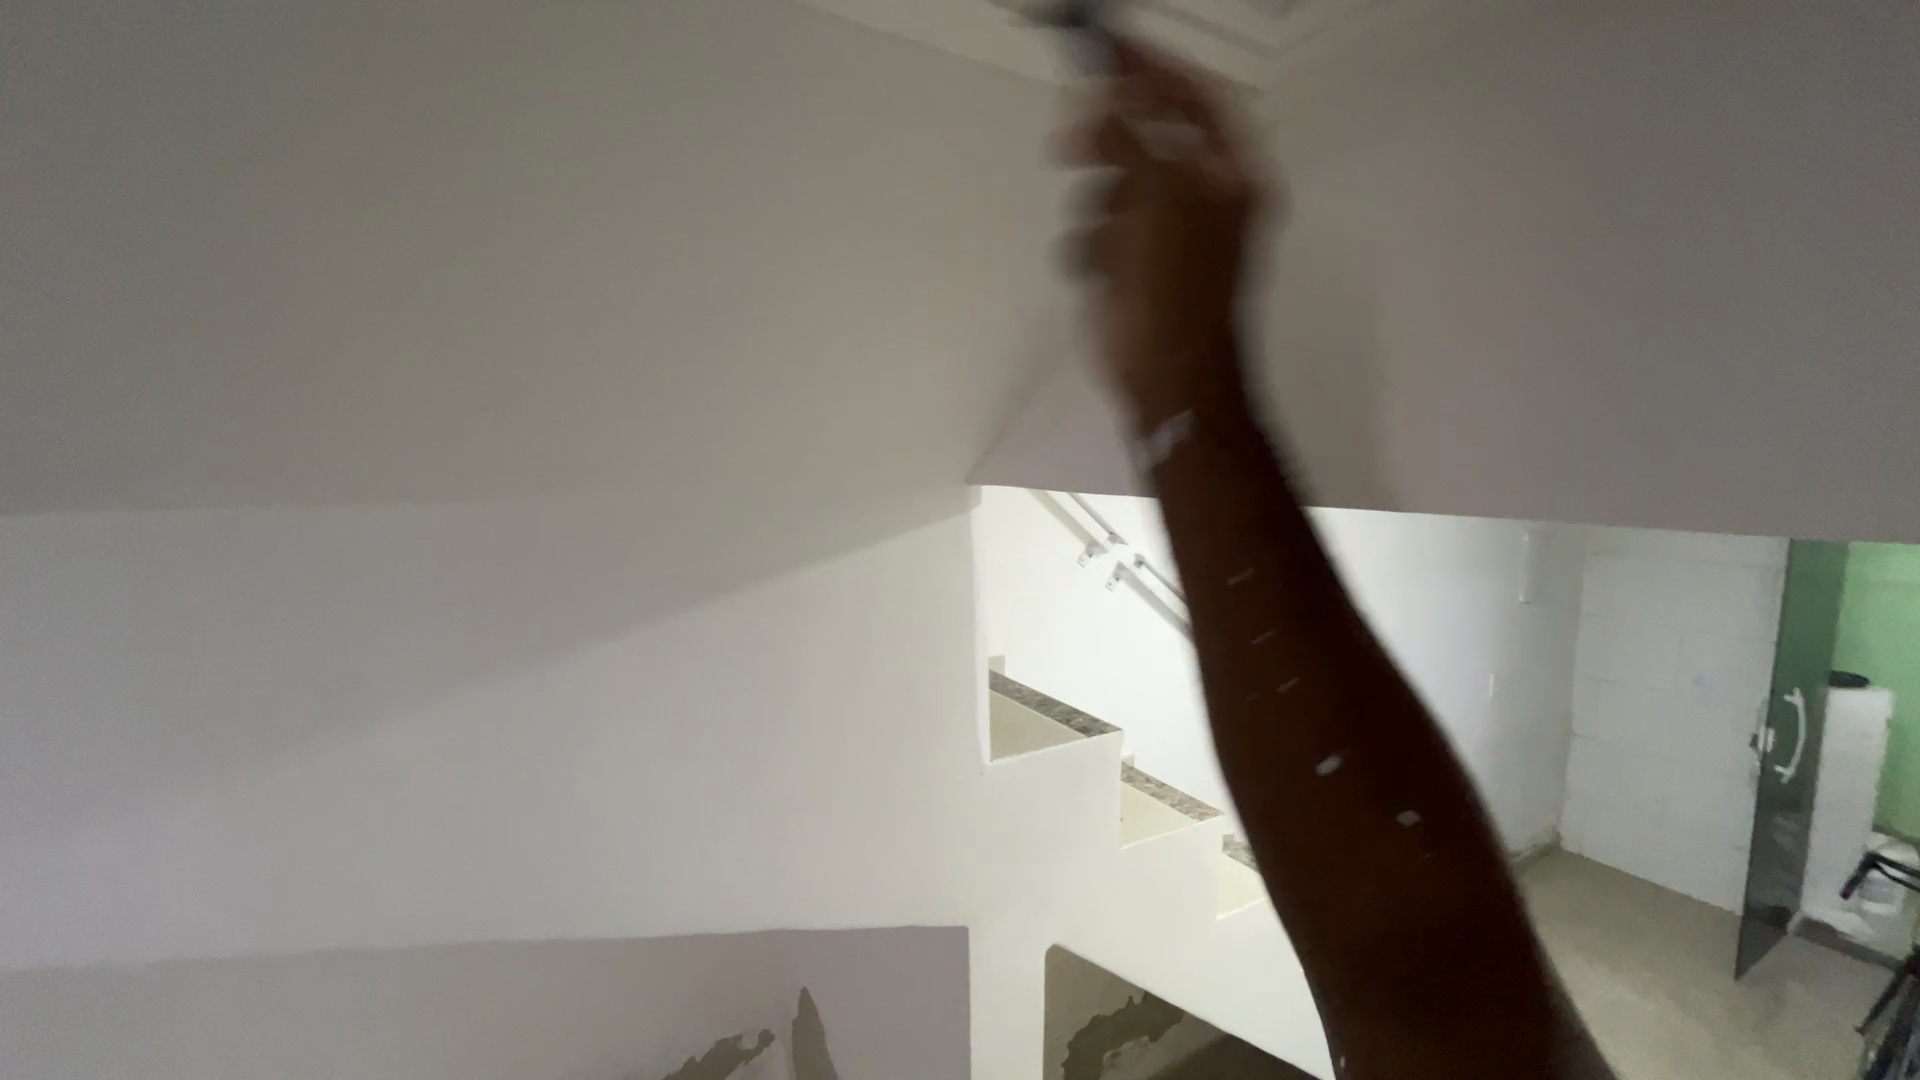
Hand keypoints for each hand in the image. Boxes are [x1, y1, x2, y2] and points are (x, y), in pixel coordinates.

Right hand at [1059, 39, 1272, 426]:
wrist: (1165, 378)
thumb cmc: (1175, 292)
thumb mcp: (1161, 201)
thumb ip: (1136, 139)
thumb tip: (1112, 96)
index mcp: (1227, 178)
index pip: (1193, 102)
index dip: (1153, 72)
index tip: (1108, 48)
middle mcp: (1198, 201)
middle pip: (1146, 144)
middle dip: (1109, 152)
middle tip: (1073, 144)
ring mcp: (1160, 238)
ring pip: (1111, 192)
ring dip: (1099, 216)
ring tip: (1110, 252)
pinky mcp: (1127, 270)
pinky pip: (1095, 236)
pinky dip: (1090, 253)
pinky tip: (1102, 277)